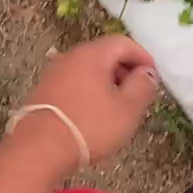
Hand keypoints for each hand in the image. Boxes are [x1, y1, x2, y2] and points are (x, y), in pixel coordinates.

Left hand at [7, 36, 159, 175]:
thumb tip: (147, 73)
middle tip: (138, 93)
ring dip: (107, 83)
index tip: (153, 77)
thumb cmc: (90, 126)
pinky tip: (93, 115)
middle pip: (104, 54)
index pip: (124, 43)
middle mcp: (70, 57)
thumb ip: (143, 86)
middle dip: (125, 70)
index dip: (143, 57)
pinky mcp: (43, 93)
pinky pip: (74, 84)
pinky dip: (89, 92)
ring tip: (118, 107)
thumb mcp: (128, 108)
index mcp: (92, 54)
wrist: (39, 150)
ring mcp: (53, 74)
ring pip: (88, 70)